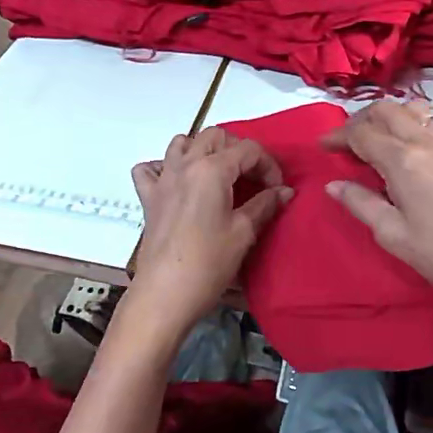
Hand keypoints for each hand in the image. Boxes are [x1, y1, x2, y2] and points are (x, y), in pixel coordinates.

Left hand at [127, 128, 290, 335]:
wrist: (164, 295)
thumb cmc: (209, 263)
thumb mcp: (244, 232)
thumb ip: (265, 205)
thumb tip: (284, 191)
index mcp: (212, 169)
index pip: (248, 149)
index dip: (269, 166)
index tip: (277, 191)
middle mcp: (185, 165)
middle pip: (215, 136)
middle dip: (239, 150)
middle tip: (253, 179)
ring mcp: (163, 179)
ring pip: (182, 143)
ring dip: (203, 150)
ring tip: (219, 175)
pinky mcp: (149, 198)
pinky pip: (150, 169)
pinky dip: (165, 167)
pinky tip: (178, 183)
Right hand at [320, 101, 432, 319]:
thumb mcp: (393, 235)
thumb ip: (361, 204)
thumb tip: (333, 185)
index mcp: (403, 160)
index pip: (362, 133)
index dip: (338, 135)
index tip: (323, 147)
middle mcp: (427, 143)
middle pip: (389, 110)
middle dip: (362, 119)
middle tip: (348, 141)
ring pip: (416, 112)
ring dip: (392, 117)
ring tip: (380, 141)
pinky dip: (416, 126)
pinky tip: (415, 151)